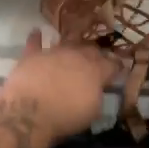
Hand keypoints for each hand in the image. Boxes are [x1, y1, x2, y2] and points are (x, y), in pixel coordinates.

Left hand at [0, 31, 118, 140]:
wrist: (30, 111)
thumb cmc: (66, 115)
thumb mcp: (93, 112)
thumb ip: (97, 95)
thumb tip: (97, 88)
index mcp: (95, 70)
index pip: (112, 64)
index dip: (116, 67)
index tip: (118, 70)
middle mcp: (76, 55)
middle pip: (91, 49)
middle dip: (96, 54)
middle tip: (96, 60)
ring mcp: (53, 52)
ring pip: (67, 41)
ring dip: (72, 42)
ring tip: (75, 42)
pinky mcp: (32, 55)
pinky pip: (35, 42)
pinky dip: (36, 38)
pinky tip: (37, 32)